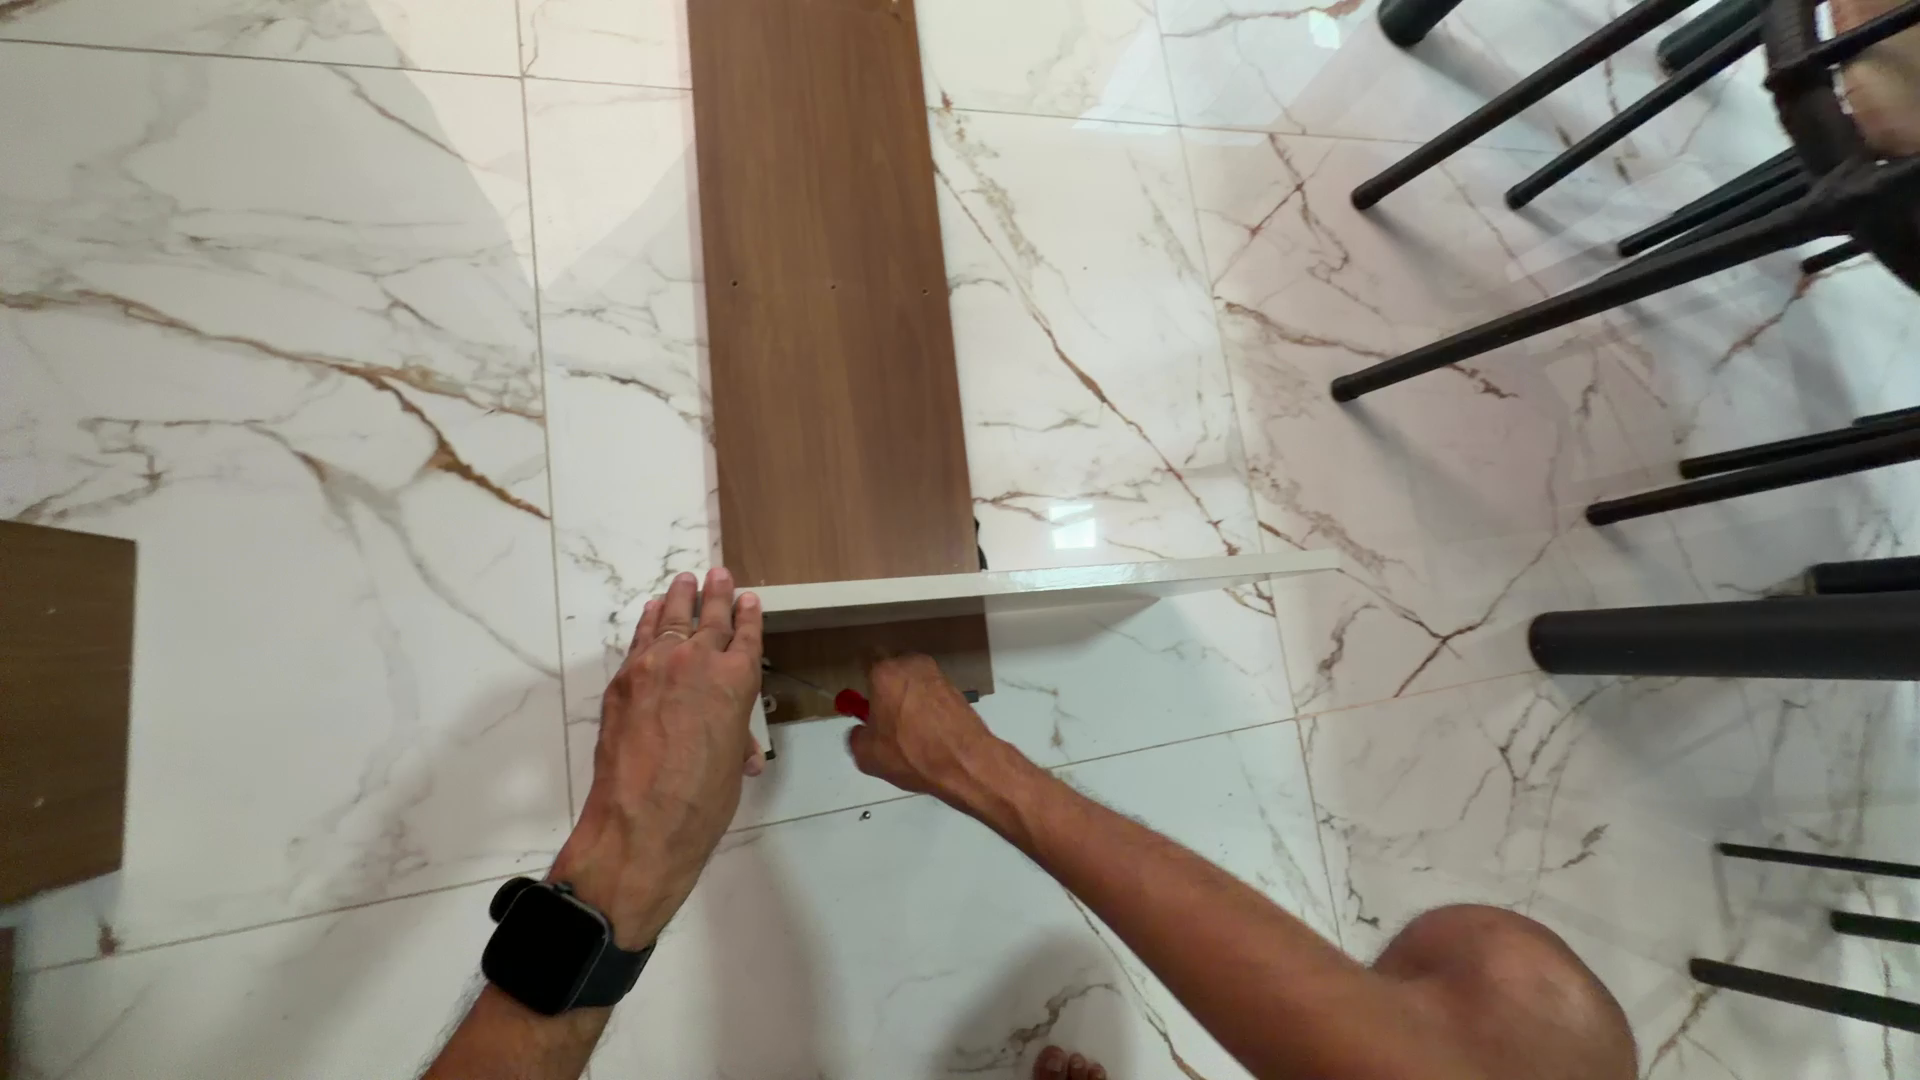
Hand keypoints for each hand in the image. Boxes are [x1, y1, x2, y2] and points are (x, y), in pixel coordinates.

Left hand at [552, 568, 763, 948]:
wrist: (643, 820)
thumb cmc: (704, 797)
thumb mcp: (732, 761)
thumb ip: (735, 738)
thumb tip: (741, 750)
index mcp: (737, 679)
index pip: (746, 634)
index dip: (749, 614)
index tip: (748, 598)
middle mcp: (700, 661)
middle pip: (711, 616)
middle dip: (717, 593)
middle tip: (719, 573)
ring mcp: (658, 665)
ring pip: (673, 618)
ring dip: (681, 596)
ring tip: (686, 579)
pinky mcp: (625, 679)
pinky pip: (642, 638)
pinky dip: (650, 620)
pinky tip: (654, 610)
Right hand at [846, 654, 1024, 808]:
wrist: (965, 762)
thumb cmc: (910, 754)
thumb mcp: (867, 755)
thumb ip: (856, 735)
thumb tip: (862, 729)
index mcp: (885, 673)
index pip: (865, 660)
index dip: (862, 681)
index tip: (863, 702)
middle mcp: (912, 664)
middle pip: (891, 670)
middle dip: (886, 689)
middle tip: (885, 719)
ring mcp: (937, 674)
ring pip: (913, 681)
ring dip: (908, 697)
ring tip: (910, 729)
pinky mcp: (955, 687)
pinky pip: (931, 691)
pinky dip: (927, 705)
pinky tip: (929, 731)